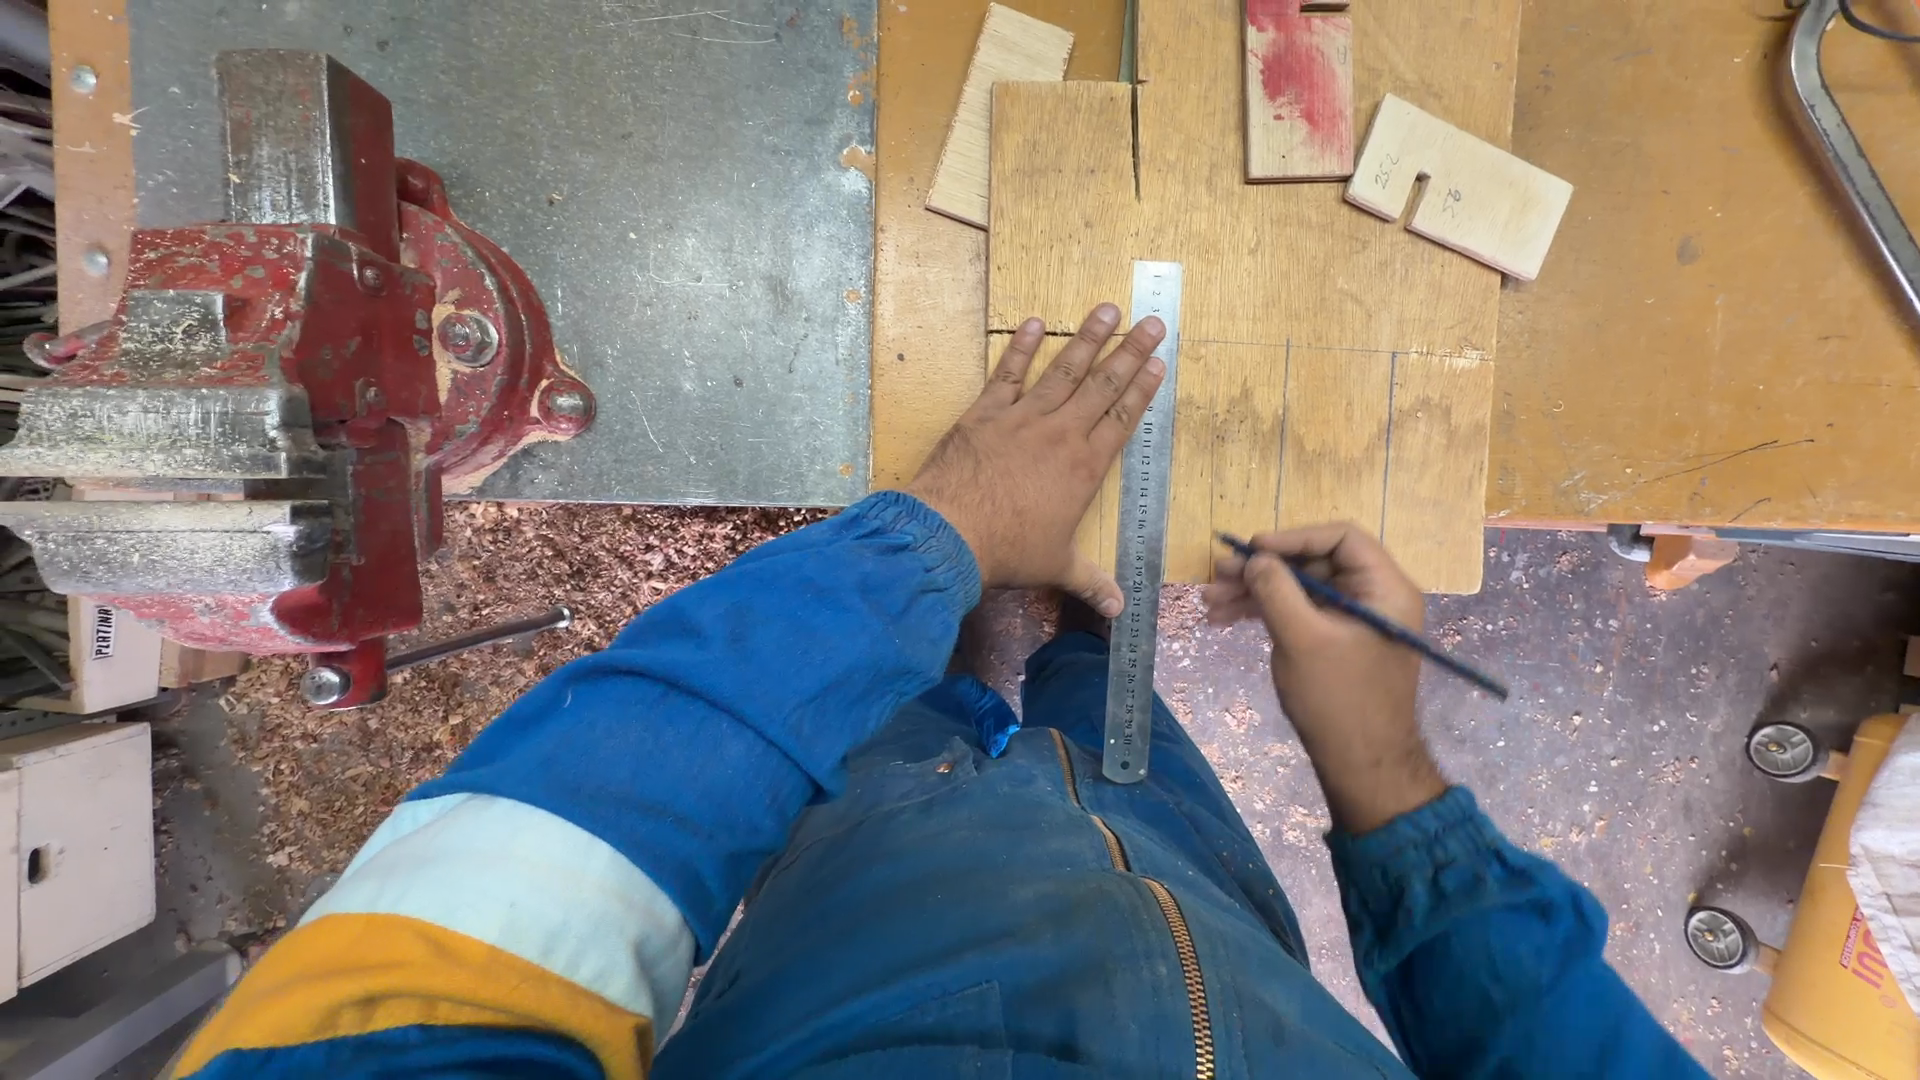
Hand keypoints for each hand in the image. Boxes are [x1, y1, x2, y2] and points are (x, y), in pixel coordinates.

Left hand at [901, 304, 1165, 615]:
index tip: (1159, 362)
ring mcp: (1022, 418)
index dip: (1142, 389)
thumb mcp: (1056, 568)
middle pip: (1102, 386)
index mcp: (1084, 467)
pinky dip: (1019, 347)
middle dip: (1129, 351)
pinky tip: (1032, 323)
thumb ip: (1091, 583)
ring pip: (1062, 371)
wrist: (952, 532)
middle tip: (1152, 321)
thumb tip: (1121, 611)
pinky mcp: (986, 412)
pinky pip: (1006, 373)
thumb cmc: (1009, 551)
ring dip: (1086, 339)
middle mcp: (1060, 433)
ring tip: (1106, 309)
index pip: (1122, 420)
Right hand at [1203, 523, 1445, 832]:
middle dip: (1262, 568)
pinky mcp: (1332, 640)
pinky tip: (1224, 618)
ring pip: (1298, 588)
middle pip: (1312, 563)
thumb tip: (1254, 557)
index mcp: (1384, 589)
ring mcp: (1351, 620)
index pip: (1341, 538)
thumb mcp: (1301, 638)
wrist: (1359, 763)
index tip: (1252, 548)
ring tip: (1209, 599)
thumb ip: (1276, 589)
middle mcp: (1372, 597)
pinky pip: (1296, 611)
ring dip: (1253, 590)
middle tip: (1217, 572)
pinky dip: (1262, 612)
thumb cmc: (1337, 698)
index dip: (1292, 537)